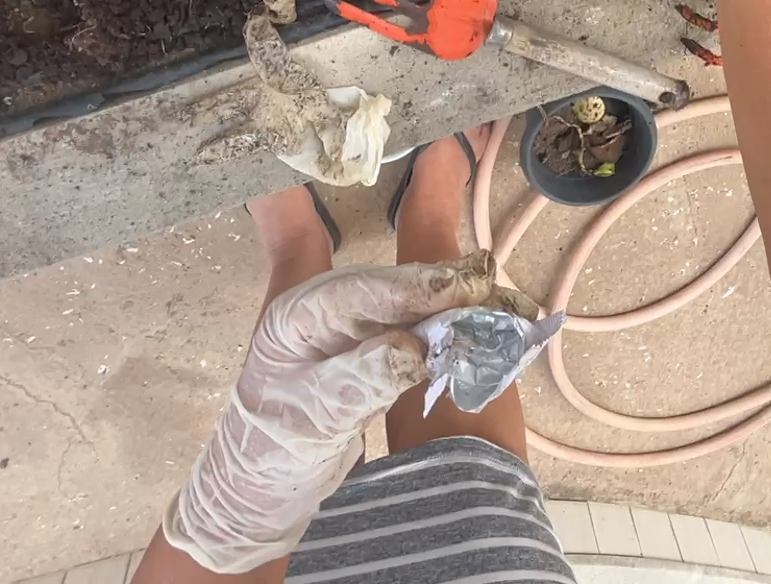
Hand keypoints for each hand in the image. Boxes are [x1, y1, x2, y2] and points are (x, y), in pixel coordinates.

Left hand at [163, 252, 497, 573]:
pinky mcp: (379, 342)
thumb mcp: (311, 418)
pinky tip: (487, 322)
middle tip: (494, 286)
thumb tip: (415, 349)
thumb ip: (358, 379)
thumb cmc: (274, 451)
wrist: (264, 484)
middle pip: (397, 289)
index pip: (365, 292)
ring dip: (460, 304)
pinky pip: (420, 328)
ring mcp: (358, 323)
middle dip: (447, 288)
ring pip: (415, 305)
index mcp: (300, 314)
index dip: (416, 286)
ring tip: (506, 303)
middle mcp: (332, 306)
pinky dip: (454, 327)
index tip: (462, 287)